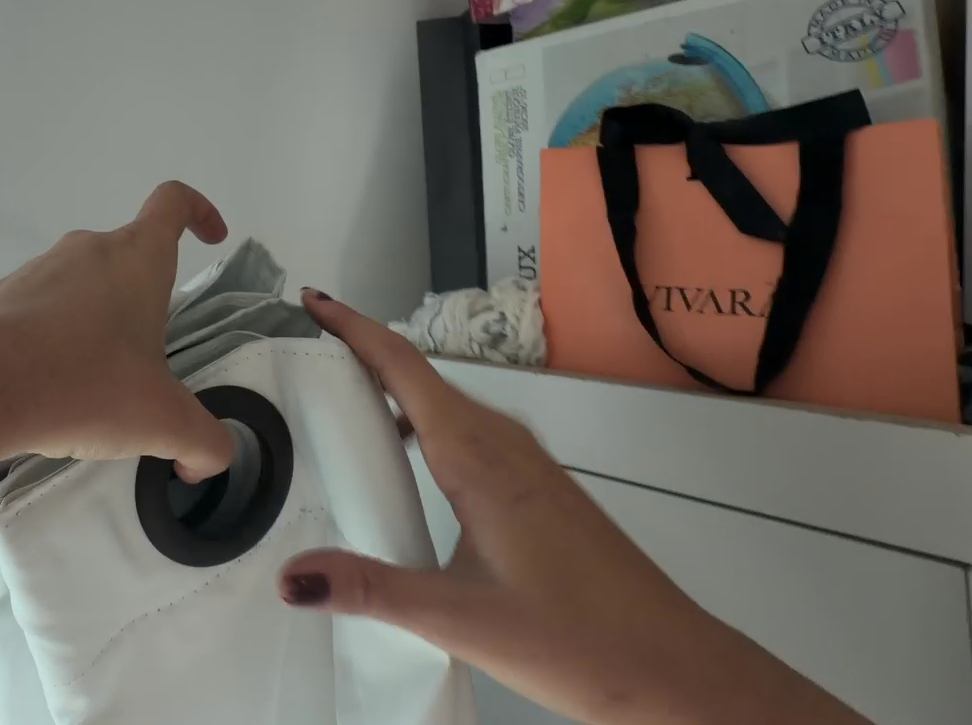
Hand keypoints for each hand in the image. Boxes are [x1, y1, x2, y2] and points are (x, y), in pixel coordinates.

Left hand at [0, 181, 236, 482]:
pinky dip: (53, 339)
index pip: (173, 203)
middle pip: (129, 257)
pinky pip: (40, 309)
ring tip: (91, 387)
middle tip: (145, 363)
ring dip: (97, 323)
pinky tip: (46, 389)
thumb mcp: (162, 420)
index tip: (211, 240)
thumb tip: (208, 459)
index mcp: (136, 257)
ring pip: (83, 285)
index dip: (199, 212)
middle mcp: (87, 249)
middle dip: (145, 303)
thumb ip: (202, 440)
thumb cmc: (87, 383)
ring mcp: (38, 269)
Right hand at [276, 293, 871, 724]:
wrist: (681, 672)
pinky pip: (464, 425)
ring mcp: (523, 458)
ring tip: (343, 392)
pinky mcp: (535, 481)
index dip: (353, 326)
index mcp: (475, 454)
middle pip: (418, 372)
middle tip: (308, 347)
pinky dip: (421, 417)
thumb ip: (370, 590)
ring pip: (443, 398)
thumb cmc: (579, 640)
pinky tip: (407, 455)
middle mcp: (500, 440)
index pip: (402, 367)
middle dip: (361, 348)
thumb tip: (289, 578)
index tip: (313, 300)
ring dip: (392, 382)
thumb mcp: (460, 618)